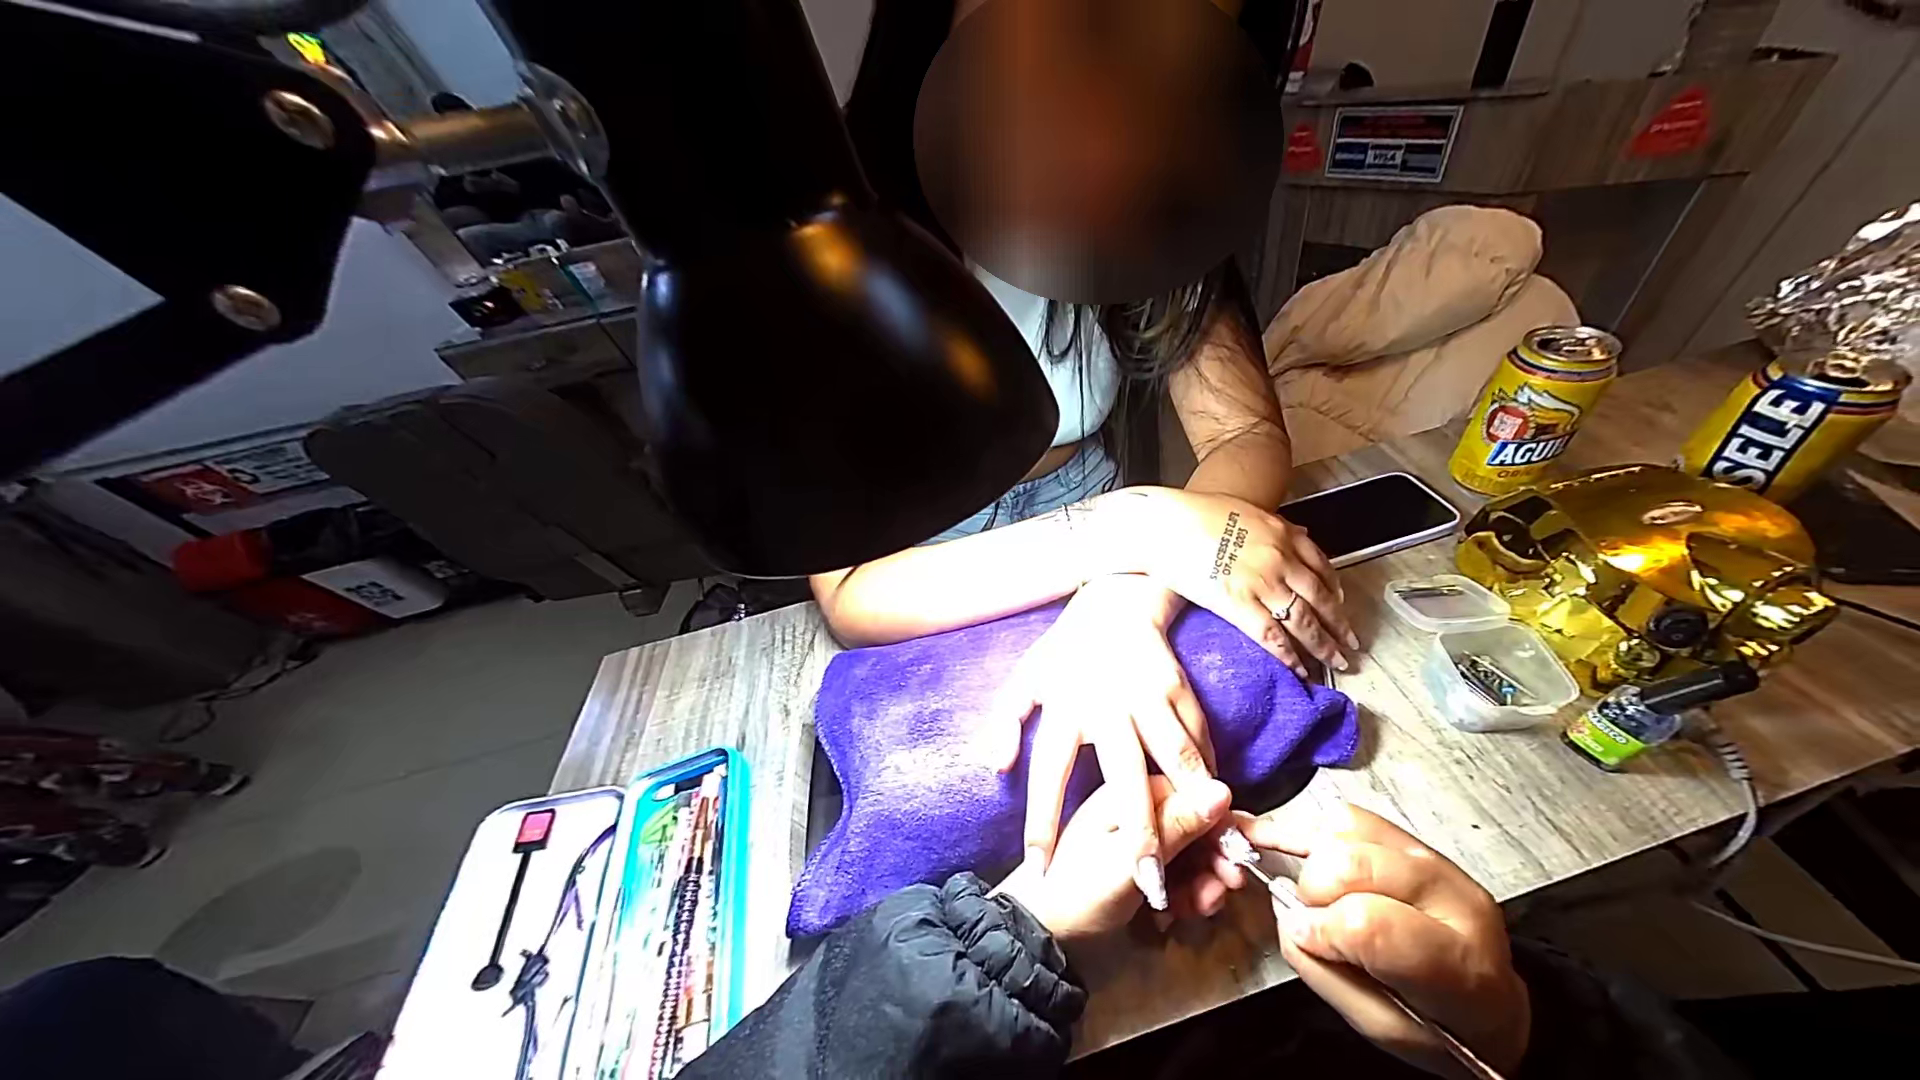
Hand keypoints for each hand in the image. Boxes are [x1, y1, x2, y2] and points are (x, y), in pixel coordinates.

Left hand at [983, 575, 1214, 892]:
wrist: (1116, 603)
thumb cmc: (1065, 648)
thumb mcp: (1026, 677)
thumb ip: (1005, 721)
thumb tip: (994, 766)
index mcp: (1065, 706)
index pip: (1049, 771)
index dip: (1043, 821)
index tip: (1040, 868)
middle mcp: (1108, 706)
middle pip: (1125, 775)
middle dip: (1137, 831)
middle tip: (1146, 884)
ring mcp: (1148, 698)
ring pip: (1175, 760)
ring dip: (1189, 809)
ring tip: (1204, 855)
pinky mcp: (1179, 691)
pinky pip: (1198, 739)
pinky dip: (1207, 775)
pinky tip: (1214, 808)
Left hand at [996, 775, 1230, 940]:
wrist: (1043, 926)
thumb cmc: (1078, 891)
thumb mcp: (1127, 862)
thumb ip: (1173, 826)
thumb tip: (1222, 789)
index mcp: (1125, 786)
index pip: (1190, 791)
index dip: (1218, 829)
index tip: (1230, 866)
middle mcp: (1132, 798)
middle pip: (1193, 819)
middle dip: (1213, 857)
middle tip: (1218, 894)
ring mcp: (1134, 825)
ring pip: (1189, 844)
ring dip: (1203, 876)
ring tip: (1199, 907)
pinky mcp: (1136, 850)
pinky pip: (1175, 860)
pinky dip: (1187, 884)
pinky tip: (1182, 909)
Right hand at [1111, 488, 1357, 678]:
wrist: (1164, 522)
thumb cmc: (1193, 512)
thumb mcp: (1243, 508)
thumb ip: (1272, 524)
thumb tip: (1298, 533)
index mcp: (1282, 533)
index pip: (1322, 566)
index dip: (1335, 590)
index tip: (1340, 604)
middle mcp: (1280, 559)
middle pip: (1321, 598)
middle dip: (1339, 625)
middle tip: (1350, 643)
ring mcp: (1261, 583)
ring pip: (1305, 621)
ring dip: (1324, 646)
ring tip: (1336, 663)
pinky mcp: (1237, 604)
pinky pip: (1272, 635)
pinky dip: (1289, 656)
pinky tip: (1299, 669)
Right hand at [1234, 804, 1529, 1076]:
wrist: (1484, 995)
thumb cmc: (1441, 1021)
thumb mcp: (1386, 1027)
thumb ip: (1328, 974)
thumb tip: (1290, 920)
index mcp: (1459, 964)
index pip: (1371, 924)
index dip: (1321, 926)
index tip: (1303, 934)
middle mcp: (1450, 898)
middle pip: (1352, 864)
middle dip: (1313, 889)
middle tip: (1310, 916)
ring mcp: (1430, 858)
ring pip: (1343, 832)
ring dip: (1312, 860)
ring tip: (1313, 891)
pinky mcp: (1408, 837)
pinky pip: (1344, 817)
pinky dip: (1309, 831)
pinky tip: (1281, 840)